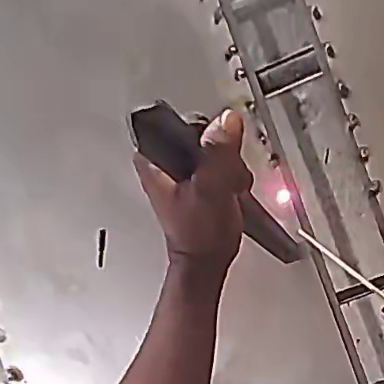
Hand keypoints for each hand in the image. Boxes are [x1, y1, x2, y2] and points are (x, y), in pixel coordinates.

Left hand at [133, 108, 251, 285]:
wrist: (205, 263)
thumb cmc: (198, 235)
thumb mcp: (211, 188)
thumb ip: (219, 152)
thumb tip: (228, 121)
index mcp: (153, 157)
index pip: (185, 123)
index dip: (209, 138)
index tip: (218, 158)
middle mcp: (162, 161)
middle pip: (204, 136)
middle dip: (223, 157)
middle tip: (222, 179)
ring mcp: (179, 173)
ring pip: (215, 151)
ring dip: (230, 169)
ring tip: (226, 190)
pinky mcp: (195, 183)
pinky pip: (220, 166)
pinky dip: (230, 177)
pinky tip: (228, 193)